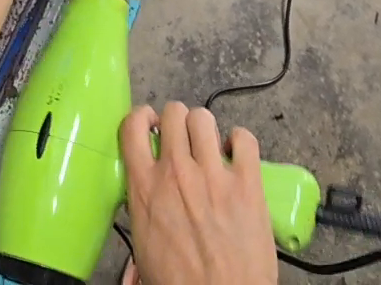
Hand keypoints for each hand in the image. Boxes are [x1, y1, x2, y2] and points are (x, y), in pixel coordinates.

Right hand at [118, 102, 276, 284]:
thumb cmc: (179, 282)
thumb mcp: (143, 241)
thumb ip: (142, 202)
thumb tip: (145, 185)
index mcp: (145, 186)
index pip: (133, 125)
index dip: (142, 117)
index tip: (151, 125)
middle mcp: (176, 171)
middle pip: (174, 112)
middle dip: (178, 121)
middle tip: (184, 140)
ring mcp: (213, 175)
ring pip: (204, 117)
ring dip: (205, 129)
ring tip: (210, 147)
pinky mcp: (247, 184)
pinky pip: (244, 138)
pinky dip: (240, 141)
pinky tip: (236, 155)